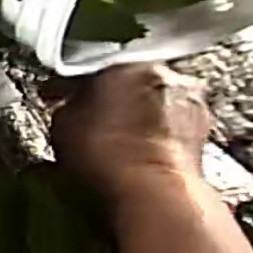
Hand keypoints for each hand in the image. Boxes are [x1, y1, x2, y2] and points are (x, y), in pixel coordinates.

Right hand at [49, 63, 210, 201]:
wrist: (148, 185)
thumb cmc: (102, 150)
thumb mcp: (60, 119)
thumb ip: (69, 102)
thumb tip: (71, 102)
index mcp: (130, 67)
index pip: (90, 66)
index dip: (65, 81)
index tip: (51, 93)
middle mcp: (169, 78)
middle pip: (127, 80)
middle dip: (103, 93)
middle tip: (75, 109)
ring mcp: (191, 103)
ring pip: (147, 99)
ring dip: (125, 110)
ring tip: (98, 130)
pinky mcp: (201, 128)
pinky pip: (163, 119)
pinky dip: (143, 126)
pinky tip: (122, 143)